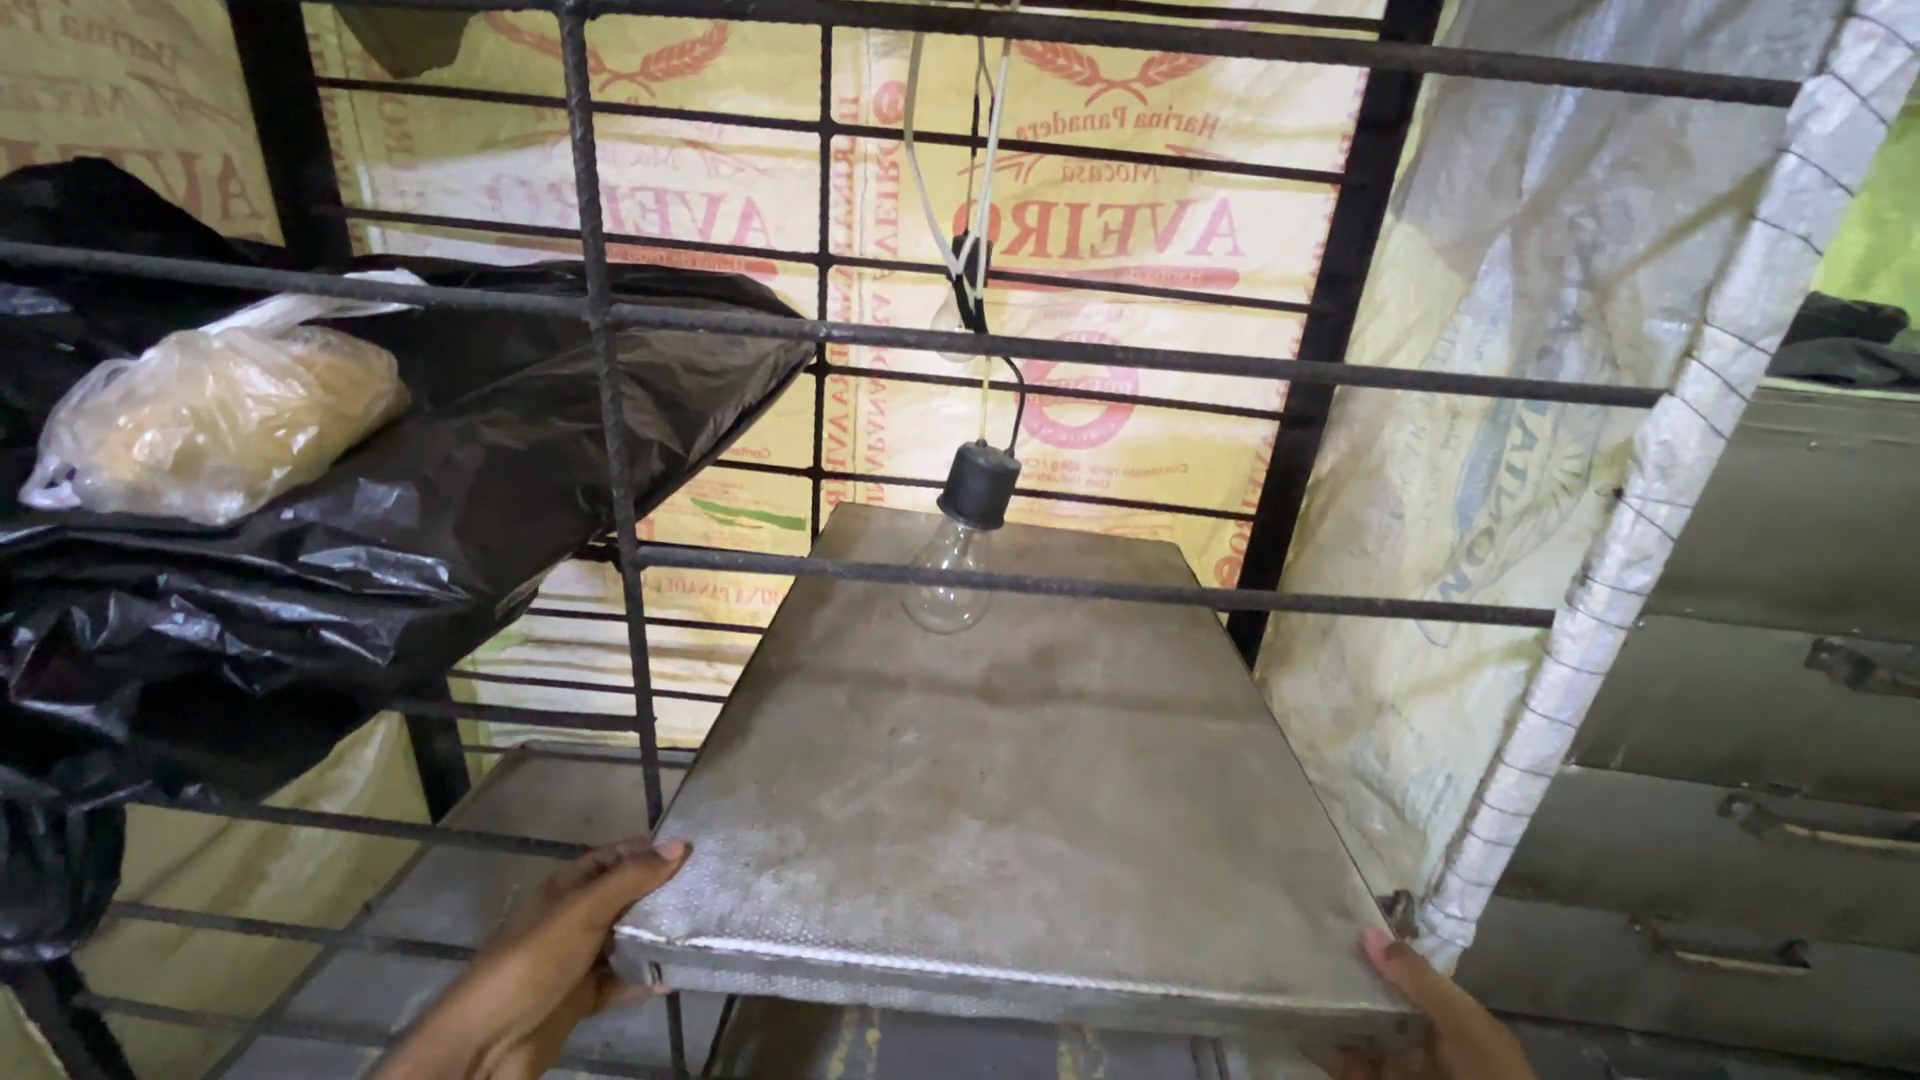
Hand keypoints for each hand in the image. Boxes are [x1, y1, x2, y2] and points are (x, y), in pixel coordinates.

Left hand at [376, 837, 690, 1079]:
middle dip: (661, 894)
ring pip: (626, 940)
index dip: (648, 851)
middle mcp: (574, 919)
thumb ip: (631, 878)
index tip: (691, 853)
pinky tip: (674, 977)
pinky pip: (622, 981)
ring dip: (657, 938)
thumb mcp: (583, 911)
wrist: (486, 1044)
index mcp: (567, 889)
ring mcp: (577, 960)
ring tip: (699, 932)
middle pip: (625, 898)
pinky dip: (645, 978)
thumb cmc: (533, 962)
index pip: (614, 857)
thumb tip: (679, 845)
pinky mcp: (582, 997)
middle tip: (706, 891)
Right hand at [1321, 926, 1535, 1079]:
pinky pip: (1349, 1068)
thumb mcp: (1465, 1027)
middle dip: (1346, 985)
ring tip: (1297, 992)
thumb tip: (1366, 930)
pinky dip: (1328, 1054)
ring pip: (1359, 1036)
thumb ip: (1419, 981)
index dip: (1378, 955)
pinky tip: (1304, 1035)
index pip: (1408, 978)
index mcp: (1450, 1021)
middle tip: (1306, 957)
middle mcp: (1423, 1043)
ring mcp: (1401, 1069)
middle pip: (1378, 1005)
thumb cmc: (1491, 1078)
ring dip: (1331, 1018)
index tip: (1338, 928)